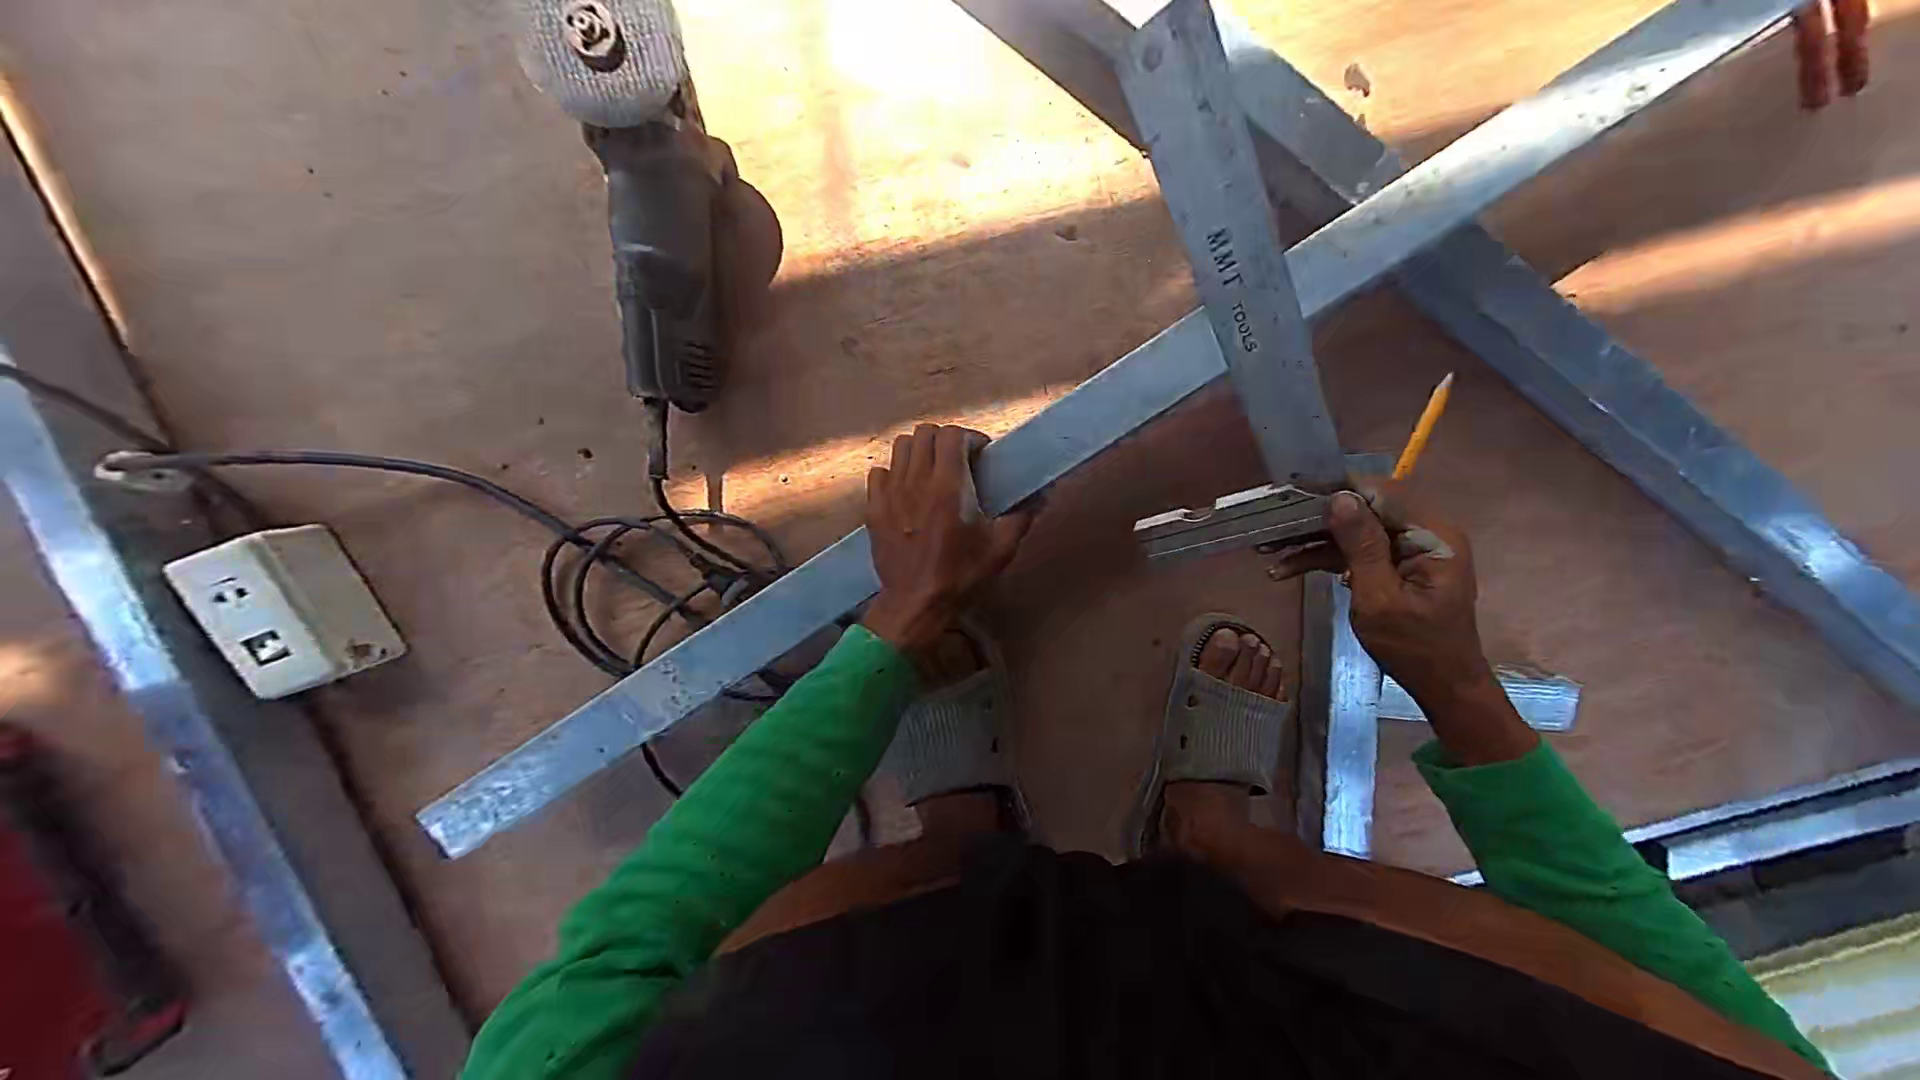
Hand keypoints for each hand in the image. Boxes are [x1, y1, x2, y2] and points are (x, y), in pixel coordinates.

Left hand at [862, 424, 1035, 653]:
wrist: (916, 604)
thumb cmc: (961, 577)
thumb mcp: (1001, 549)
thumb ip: (1022, 515)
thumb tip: (1043, 493)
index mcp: (949, 486)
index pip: (952, 435)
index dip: (969, 438)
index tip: (980, 455)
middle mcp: (916, 481)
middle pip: (925, 433)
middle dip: (945, 439)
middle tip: (958, 460)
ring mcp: (890, 493)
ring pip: (900, 447)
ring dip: (919, 451)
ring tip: (932, 470)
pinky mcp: (874, 508)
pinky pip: (880, 472)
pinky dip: (894, 472)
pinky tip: (906, 489)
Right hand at [1275, 489, 1538, 763]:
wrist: (1441, 685)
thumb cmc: (1413, 646)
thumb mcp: (1379, 597)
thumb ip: (1361, 546)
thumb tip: (1339, 499)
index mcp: (1431, 535)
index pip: (1380, 495)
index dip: (1335, 491)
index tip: (1292, 495)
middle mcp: (1422, 533)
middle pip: (1361, 511)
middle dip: (1314, 520)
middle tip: (1270, 526)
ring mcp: (1406, 550)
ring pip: (1350, 532)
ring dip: (1309, 541)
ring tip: (1267, 550)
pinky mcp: (1391, 565)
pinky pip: (1352, 552)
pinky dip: (1321, 559)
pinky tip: (1285, 568)